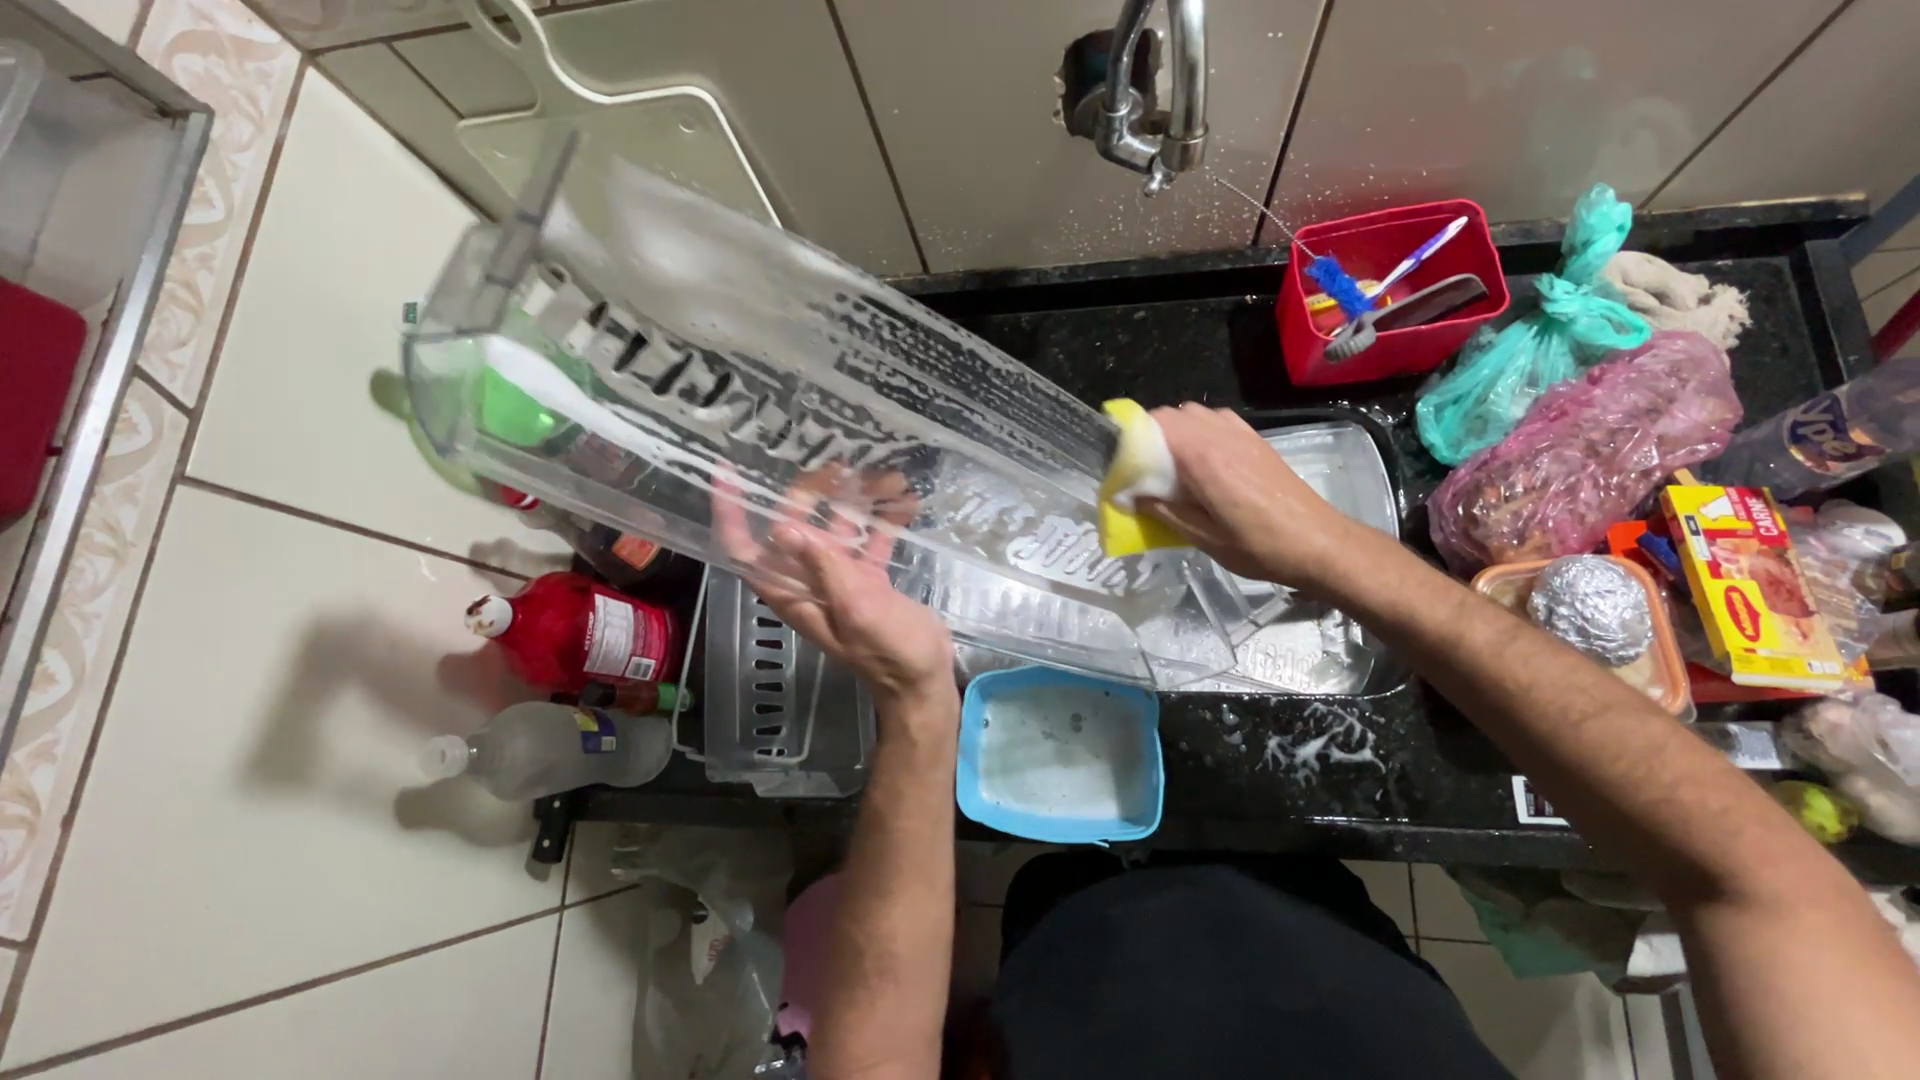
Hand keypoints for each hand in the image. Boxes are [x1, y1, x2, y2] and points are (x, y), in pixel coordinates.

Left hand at [712, 466, 956, 713]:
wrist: (922, 678)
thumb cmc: (887, 651)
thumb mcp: (855, 608)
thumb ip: (824, 567)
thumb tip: (783, 527)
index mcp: (793, 592)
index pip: (746, 549)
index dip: (731, 512)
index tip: (727, 474)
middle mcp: (808, 580)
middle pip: (795, 523)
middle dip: (813, 491)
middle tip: (842, 466)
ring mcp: (839, 577)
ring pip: (838, 524)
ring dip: (860, 499)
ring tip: (892, 478)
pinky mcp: (868, 578)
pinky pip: (871, 538)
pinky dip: (887, 519)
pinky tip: (908, 502)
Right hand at [1138, 404, 1365, 590]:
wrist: (1318, 543)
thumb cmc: (1257, 546)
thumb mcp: (1200, 536)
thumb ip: (1161, 510)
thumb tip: (1129, 495)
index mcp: (1203, 457)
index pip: (1152, 425)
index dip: (1129, 441)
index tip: (1120, 467)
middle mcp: (1220, 434)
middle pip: (1170, 415)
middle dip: (1148, 437)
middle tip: (1142, 472)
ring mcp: (1240, 433)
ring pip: (1192, 415)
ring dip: (1173, 434)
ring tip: (1169, 468)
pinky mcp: (1254, 439)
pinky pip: (1215, 422)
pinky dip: (1198, 434)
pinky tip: (1200, 464)